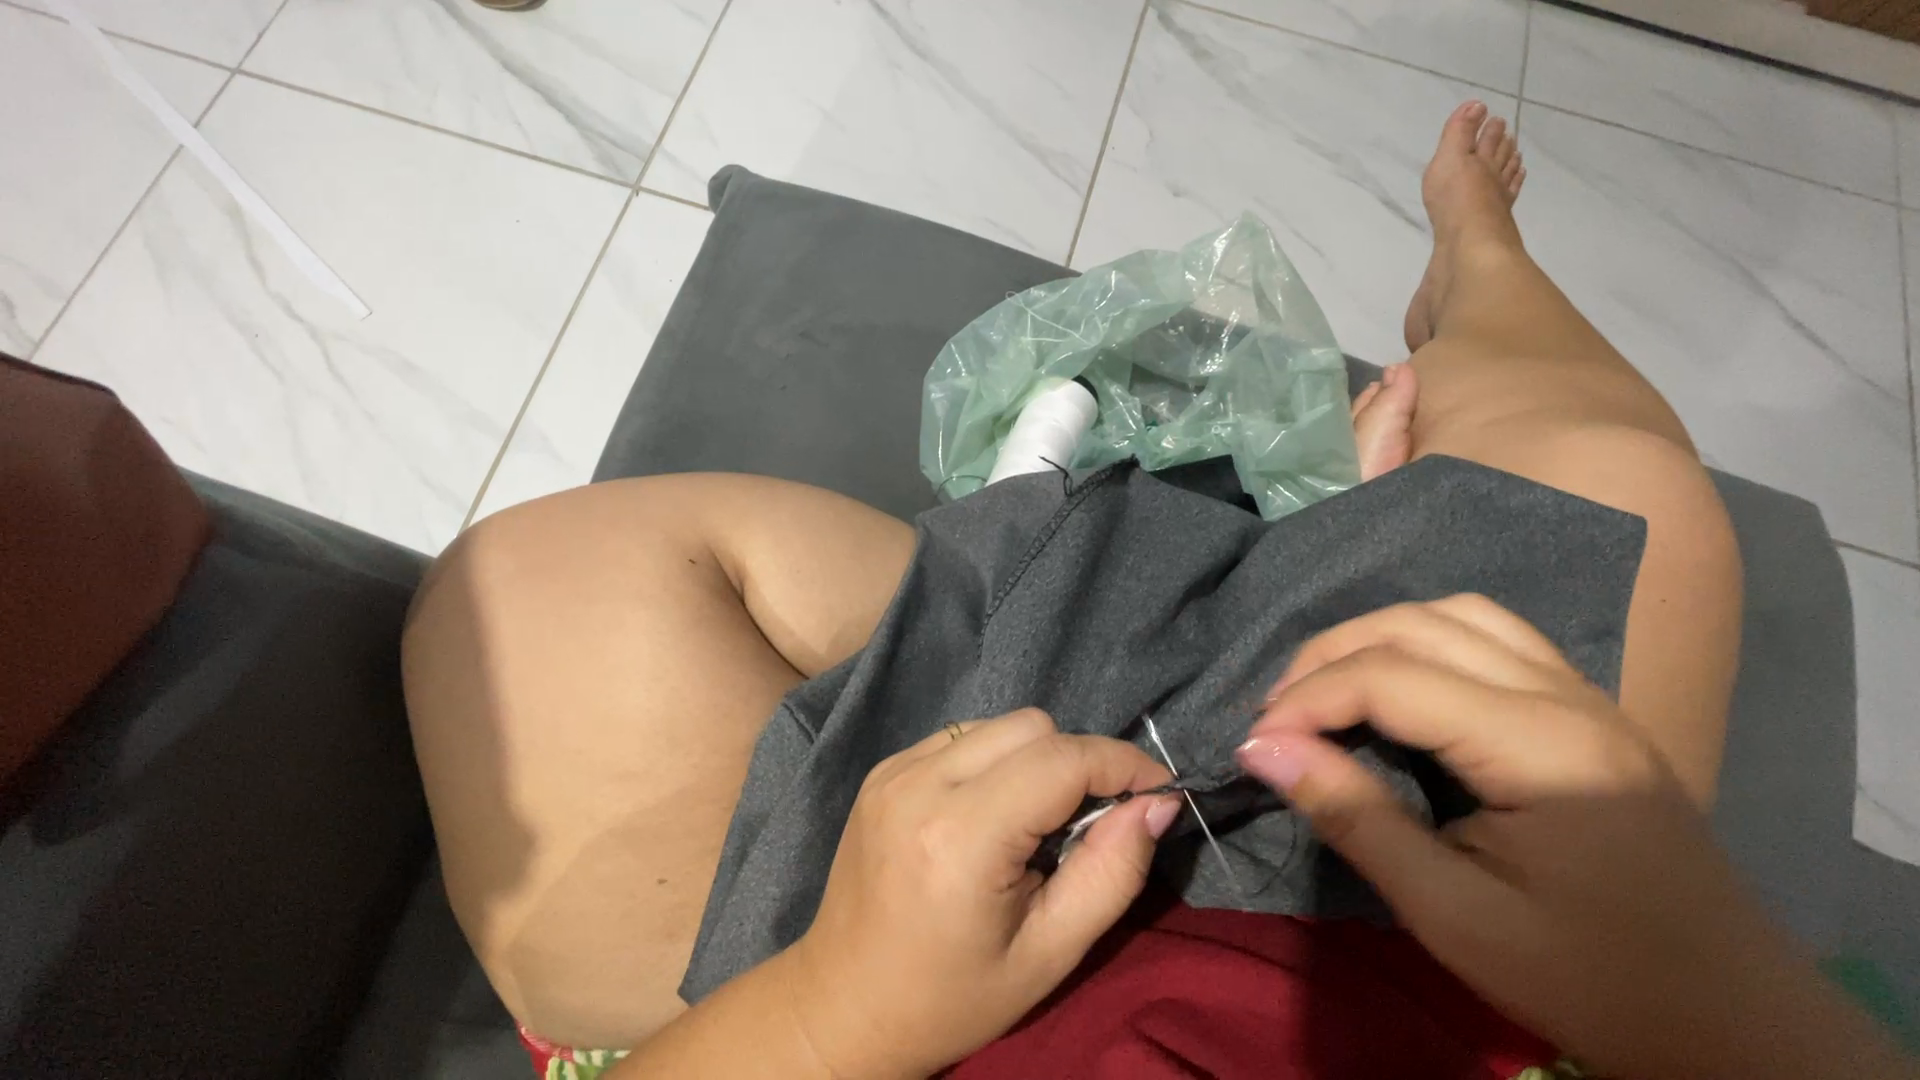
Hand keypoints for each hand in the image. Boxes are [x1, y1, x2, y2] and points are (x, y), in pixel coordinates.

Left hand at [781, 709, 1181, 1078]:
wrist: (844, 1004)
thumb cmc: (952, 997)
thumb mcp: (1049, 954)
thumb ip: (1111, 872)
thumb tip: (1156, 803)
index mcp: (961, 836)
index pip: (1062, 760)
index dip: (1121, 764)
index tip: (1157, 790)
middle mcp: (920, 783)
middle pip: (1032, 726)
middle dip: (1078, 762)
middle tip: (1089, 821)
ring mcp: (894, 770)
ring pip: (997, 724)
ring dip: (1036, 758)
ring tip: (1035, 823)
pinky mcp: (882, 770)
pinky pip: (961, 736)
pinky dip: (995, 760)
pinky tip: (990, 812)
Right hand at [1236, 595, 1912, 1079]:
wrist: (1737, 1024)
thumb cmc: (1589, 977)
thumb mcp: (1453, 914)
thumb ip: (1356, 818)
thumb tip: (1262, 749)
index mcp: (1539, 744)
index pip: (1391, 677)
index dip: (1306, 699)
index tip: (1256, 744)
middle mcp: (1564, 695)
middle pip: (1418, 625)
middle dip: (1328, 656)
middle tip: (1278, 713)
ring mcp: (1585, 695)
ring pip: (1457, 614)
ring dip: (1376, 637)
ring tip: (1328, 687)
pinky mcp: (1587, 710)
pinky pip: (1492, 636)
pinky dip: (1425, 640)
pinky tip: (1401, 683)